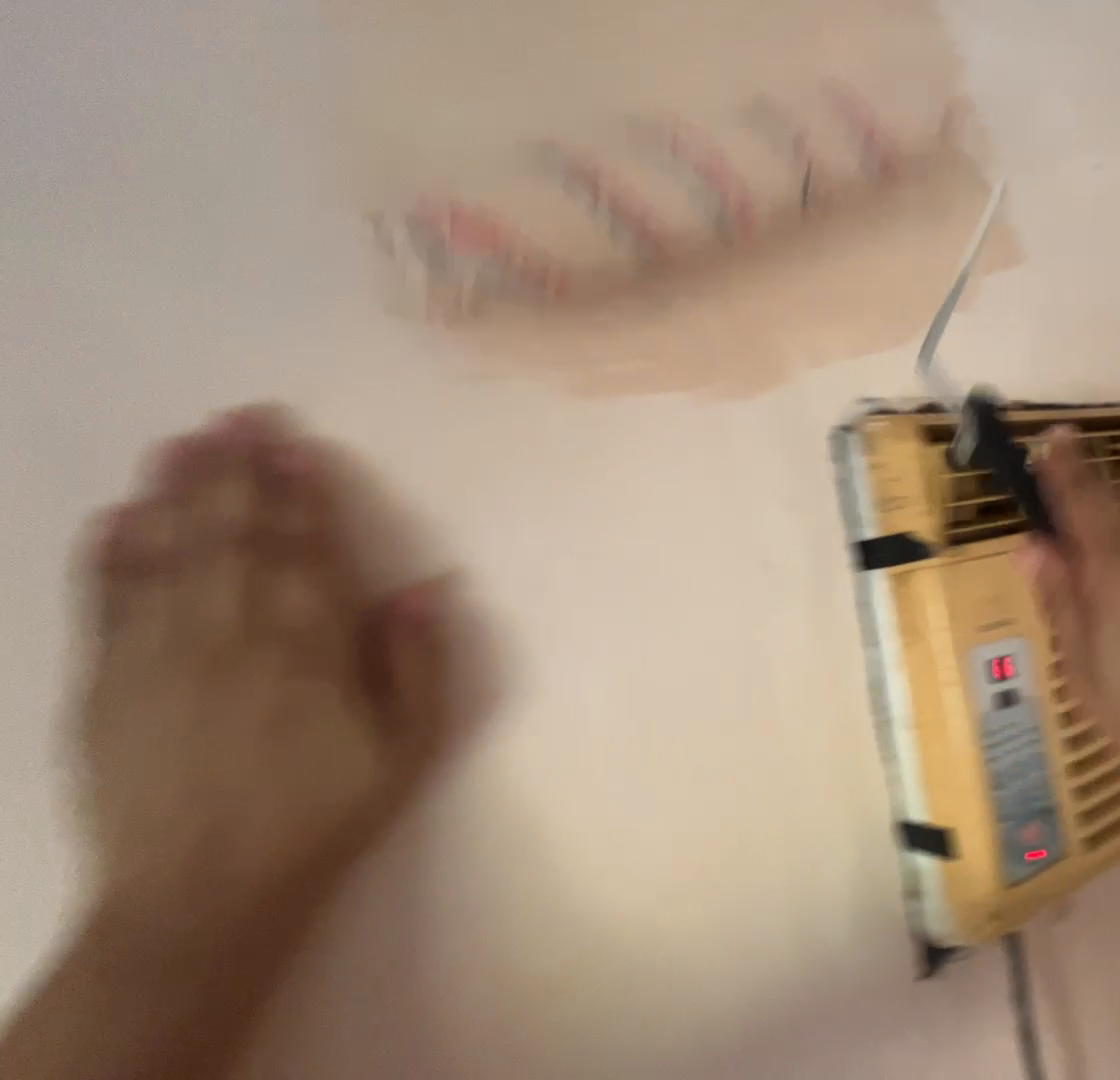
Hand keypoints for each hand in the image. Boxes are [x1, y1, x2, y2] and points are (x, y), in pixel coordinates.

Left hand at [76, 406, 452, 951]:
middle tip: (237, 415)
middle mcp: (229, 641)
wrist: (201, 897)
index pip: (306, 554)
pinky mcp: (100, 687)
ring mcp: (155, 661)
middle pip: (235, 540)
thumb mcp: (406, 748)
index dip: (302, 496)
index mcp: (307, 654)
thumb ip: (414, 664)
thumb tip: (422, 588)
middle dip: (237, 474)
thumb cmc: (325, 814)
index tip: (296, 445)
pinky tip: (115, 516)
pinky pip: (103, 606)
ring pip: (168, 557)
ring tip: (182, 442)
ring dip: (176, 495)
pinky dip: (108, 557)